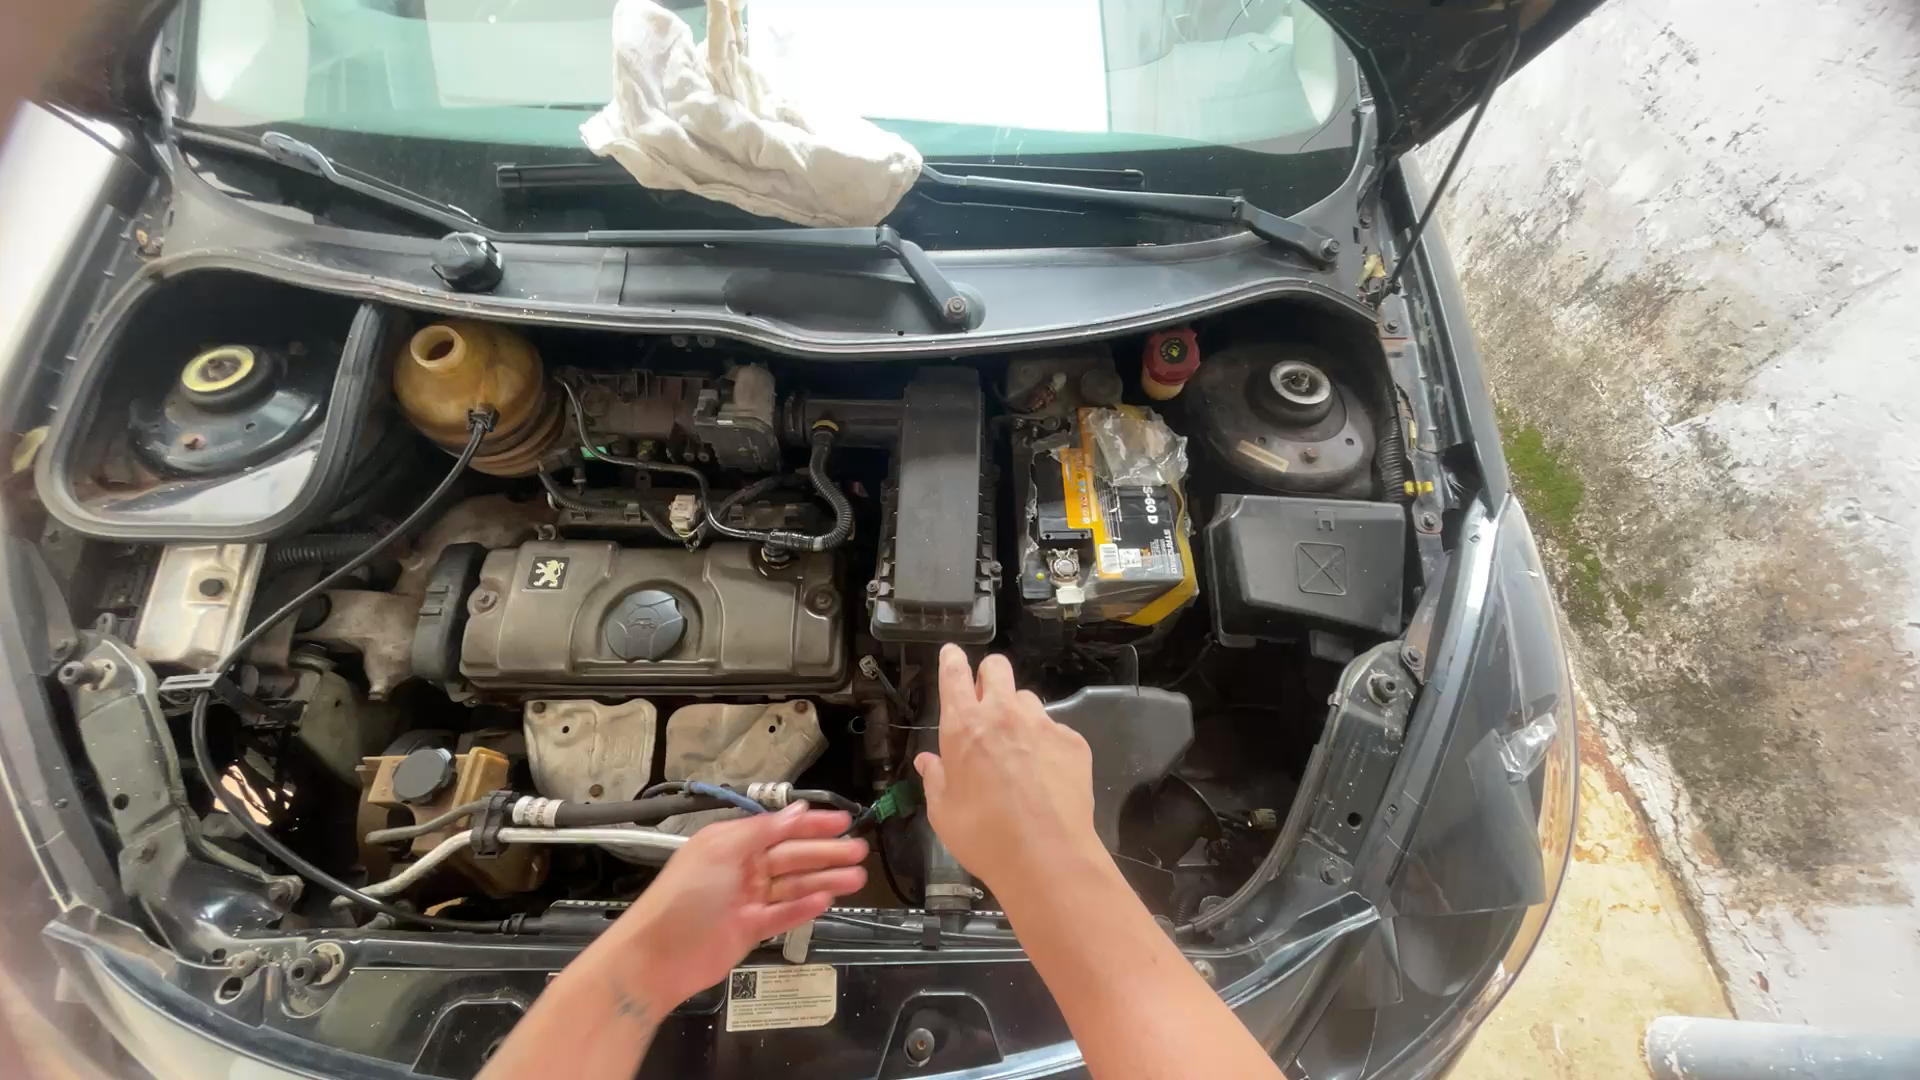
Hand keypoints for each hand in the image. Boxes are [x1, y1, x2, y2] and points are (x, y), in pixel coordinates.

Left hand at [593, 804, 867, 1006]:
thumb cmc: (684, 895)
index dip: (813, 823)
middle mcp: (744, 866)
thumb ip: (762, 830)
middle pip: (794, 855)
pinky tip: (827, 900)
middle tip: (859, 850)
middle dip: (827, 851)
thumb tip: (796, 810)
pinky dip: (805, 907)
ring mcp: (748, 898)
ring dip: (825, 879)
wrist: (655, 957)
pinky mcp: (751, 929)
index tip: (842, 821)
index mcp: (734, 842)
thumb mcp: (721, 849)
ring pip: (795, 884)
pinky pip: (784, 914)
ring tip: (856, 877)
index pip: (781, 827)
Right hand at [915, 644, 1101, 896]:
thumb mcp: (943, 812)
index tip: (952, 653)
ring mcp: (1042, 724)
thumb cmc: (983, 836)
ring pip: (1027, 699)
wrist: (1046, 857)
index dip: (952, 659)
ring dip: (1018, 714)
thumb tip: (927, 761)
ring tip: (1019, 750)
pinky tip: (1047, 776)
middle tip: (986, 702)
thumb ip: (935, 778)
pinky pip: (1055, 729)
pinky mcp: (1072, 741)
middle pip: (997, 667)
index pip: (954, 674)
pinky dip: (1047, 744)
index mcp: (964, 726)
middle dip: (989, 675)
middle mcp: (1003, 714)